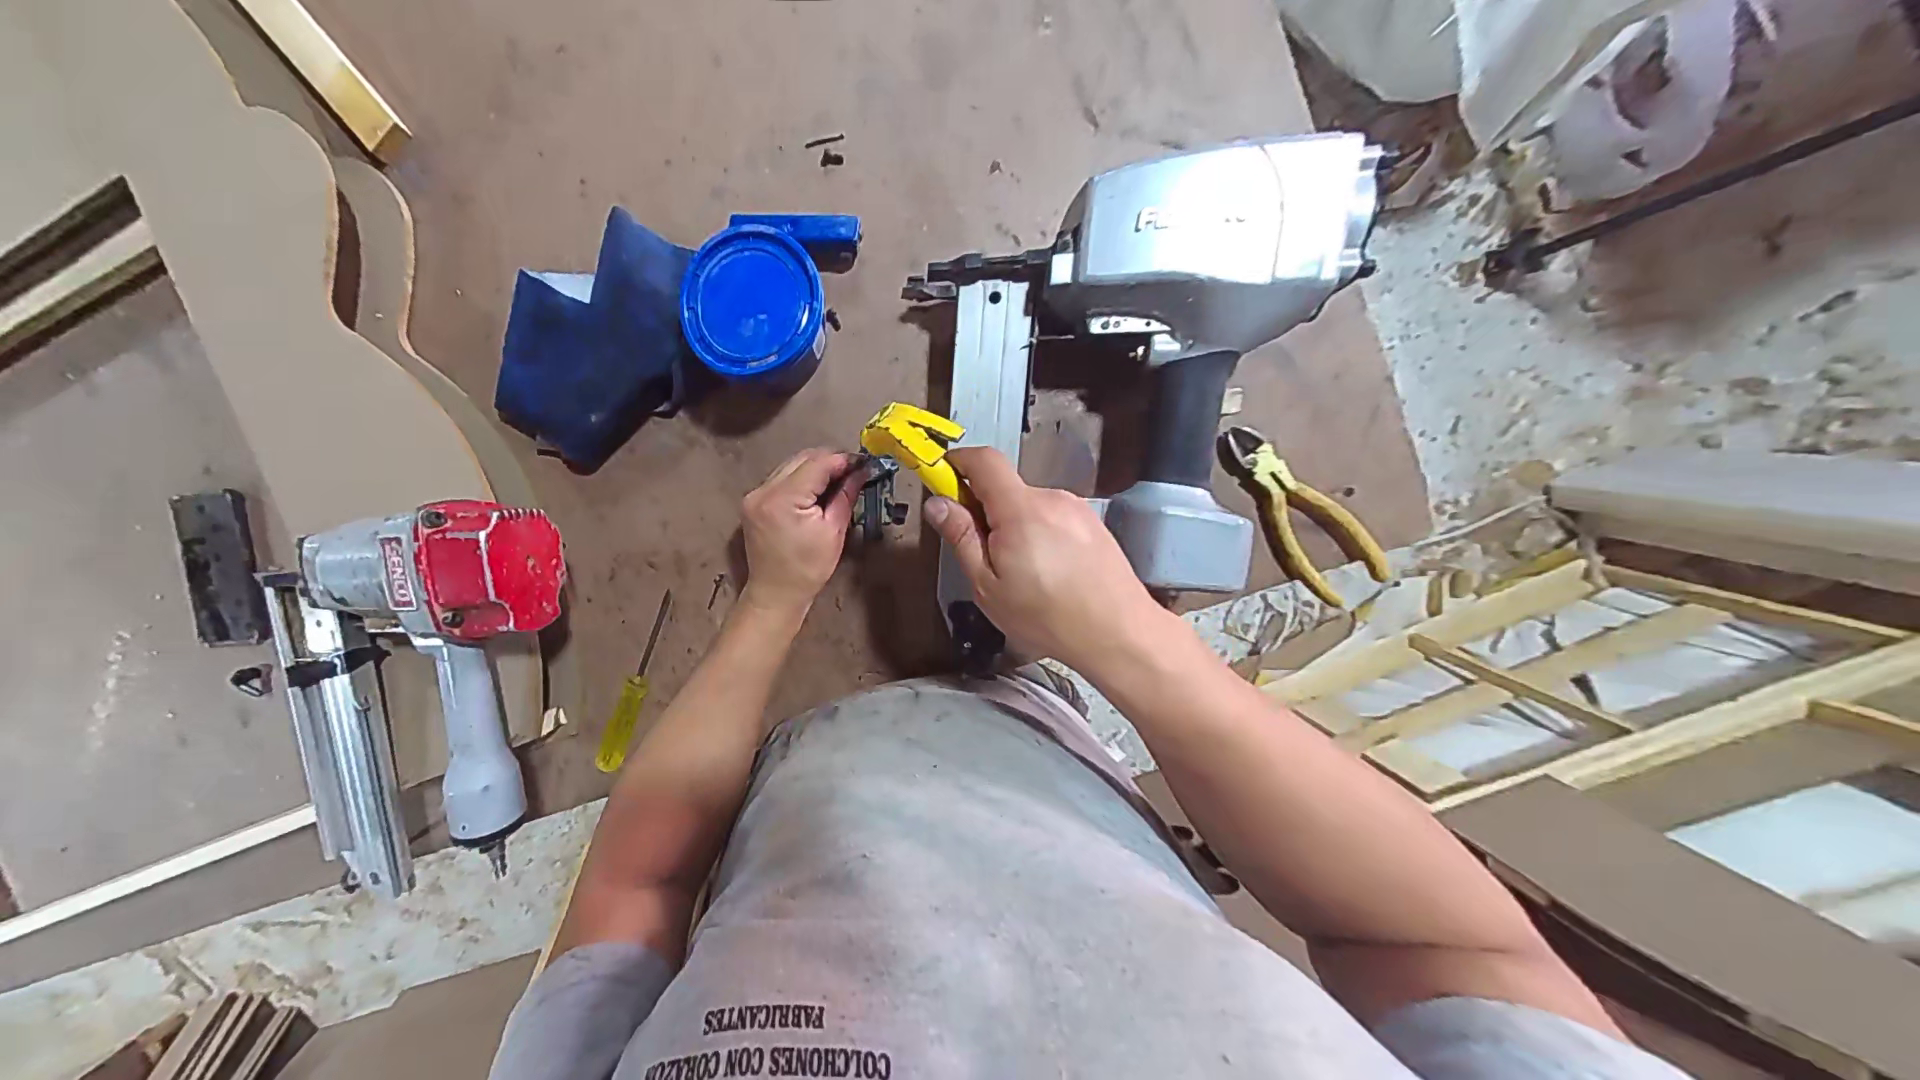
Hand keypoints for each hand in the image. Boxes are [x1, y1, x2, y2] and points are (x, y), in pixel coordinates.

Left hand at [739, 449, 864, 614]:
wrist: (776, 593)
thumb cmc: (808, 569)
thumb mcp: (834, 532)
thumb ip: (846, 495)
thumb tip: (861, 471)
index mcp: (783, 499)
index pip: (818, 464)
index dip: (843, 459)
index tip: (865, 462)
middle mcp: (763, 490)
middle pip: (802, 458)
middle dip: (831, 460)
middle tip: (856, 469)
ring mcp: (755, 494)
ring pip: (791, 465)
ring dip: (817, 467)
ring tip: (840, 478)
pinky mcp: (754, 501)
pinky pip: (782, 478)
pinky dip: (802, 477)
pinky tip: (819, 488)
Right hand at [923, 447, 1181, 674]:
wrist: (1117, 632)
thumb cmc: (1053, 617)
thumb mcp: (988, 586)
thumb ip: (962, 538)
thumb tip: (938, 505)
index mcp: (1021, 510)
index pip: (983, 460)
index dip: (956, 463)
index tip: (941, 480)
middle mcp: (1051, 499)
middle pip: (1005, 486)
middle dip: (983, 509)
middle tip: (979, 549)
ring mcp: (1075, 509)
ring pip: (1028, 505)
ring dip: (1013, 526)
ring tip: (1018, 572)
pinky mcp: (1090, 522)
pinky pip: (1051, 517)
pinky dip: (1038, 534)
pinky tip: (1045, 571)